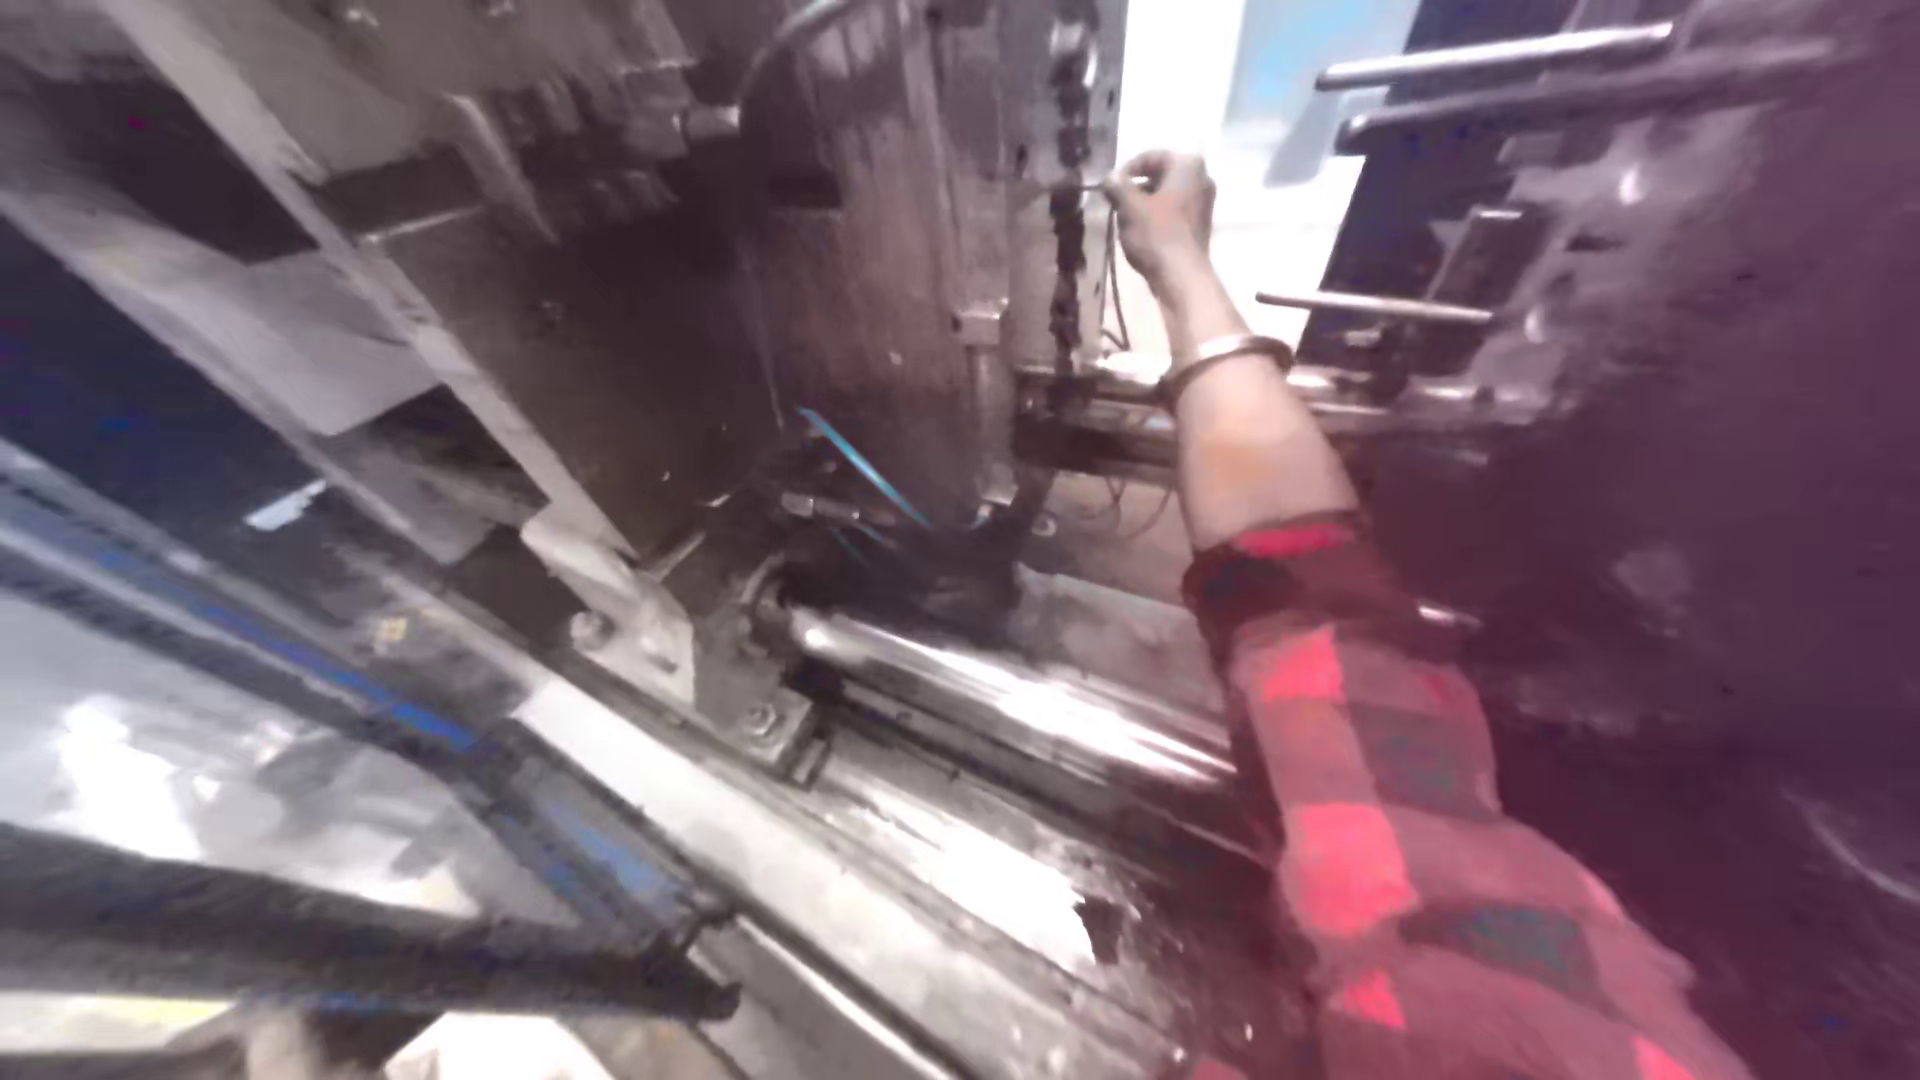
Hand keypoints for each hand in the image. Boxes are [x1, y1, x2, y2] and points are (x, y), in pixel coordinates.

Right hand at [1103, 150, 1215, 297]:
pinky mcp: (1199, 226)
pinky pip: (1173, 213)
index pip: (1151, 157)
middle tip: (1116, 205)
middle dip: (1135, 189)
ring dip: (1144, 205)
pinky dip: (1156, 218)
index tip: (1109, 188)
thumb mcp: (1130, 207)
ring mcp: (1203, 203)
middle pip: (1160, 177)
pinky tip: (1142, 234)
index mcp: (1188, 165)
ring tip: (1125, 222)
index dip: (1126, 170)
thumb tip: (1110, 177)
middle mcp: (1201, 178)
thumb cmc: (1156, 235)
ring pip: (1166, 196)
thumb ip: (1118, 186)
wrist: (1180, 275)